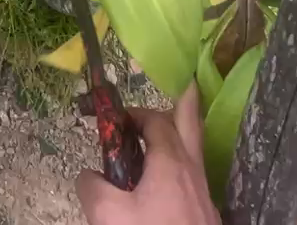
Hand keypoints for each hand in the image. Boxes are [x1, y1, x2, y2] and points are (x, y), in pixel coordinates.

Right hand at [76, 88, 221, 224]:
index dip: (132, 112)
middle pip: (191, 123)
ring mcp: (205, 198)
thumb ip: (91, 186)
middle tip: (177, 85)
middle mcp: (193, 172)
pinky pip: (194, 180)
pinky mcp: (207, 219)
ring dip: (178, 138)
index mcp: (171, 161)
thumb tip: (89, 176)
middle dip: (182, 102)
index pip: (153, 120)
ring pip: (194, 153)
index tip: (110, 119)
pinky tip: (162, 185)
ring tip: (161, 136)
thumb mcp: (107, 215)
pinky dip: (179, 169)